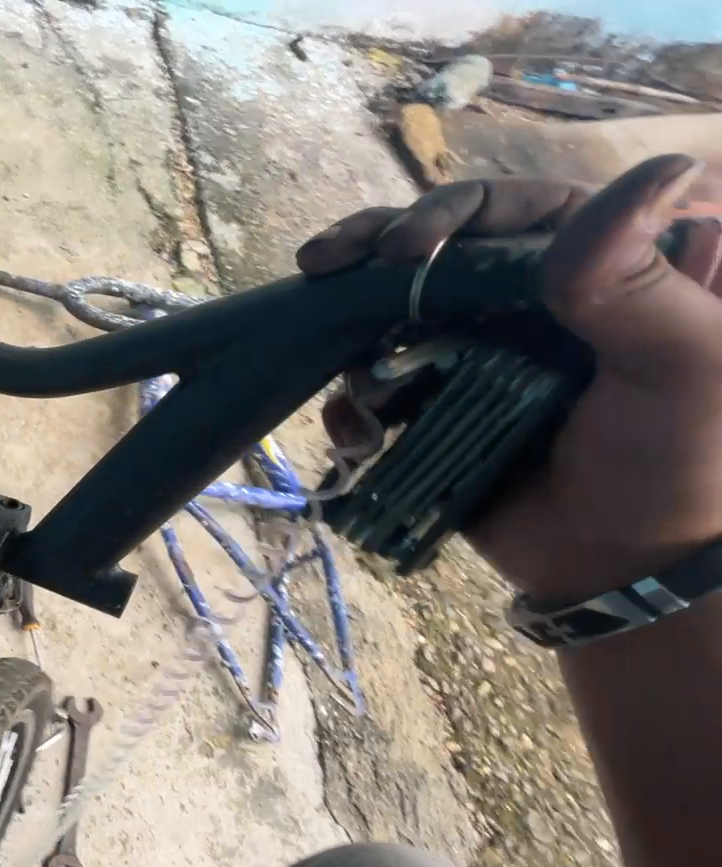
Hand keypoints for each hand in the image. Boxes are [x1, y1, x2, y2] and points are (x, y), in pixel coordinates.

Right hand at [298, 156, 721, 599]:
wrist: (619, 563)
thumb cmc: (687, 462)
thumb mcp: (686, 367)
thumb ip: (645, 285)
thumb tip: (649, 170)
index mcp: (603, 271)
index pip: (517, 212)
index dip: (450, 215)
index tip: (398, 248)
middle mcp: (525, 304)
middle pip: (432, 257)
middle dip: (366, 258)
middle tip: (315, 266)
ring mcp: (468, 357)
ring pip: (386, 324)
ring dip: (350, 348)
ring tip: (349, 389)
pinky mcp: (427, 408)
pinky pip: (369, 394)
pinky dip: (349, 410)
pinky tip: (355, 436)